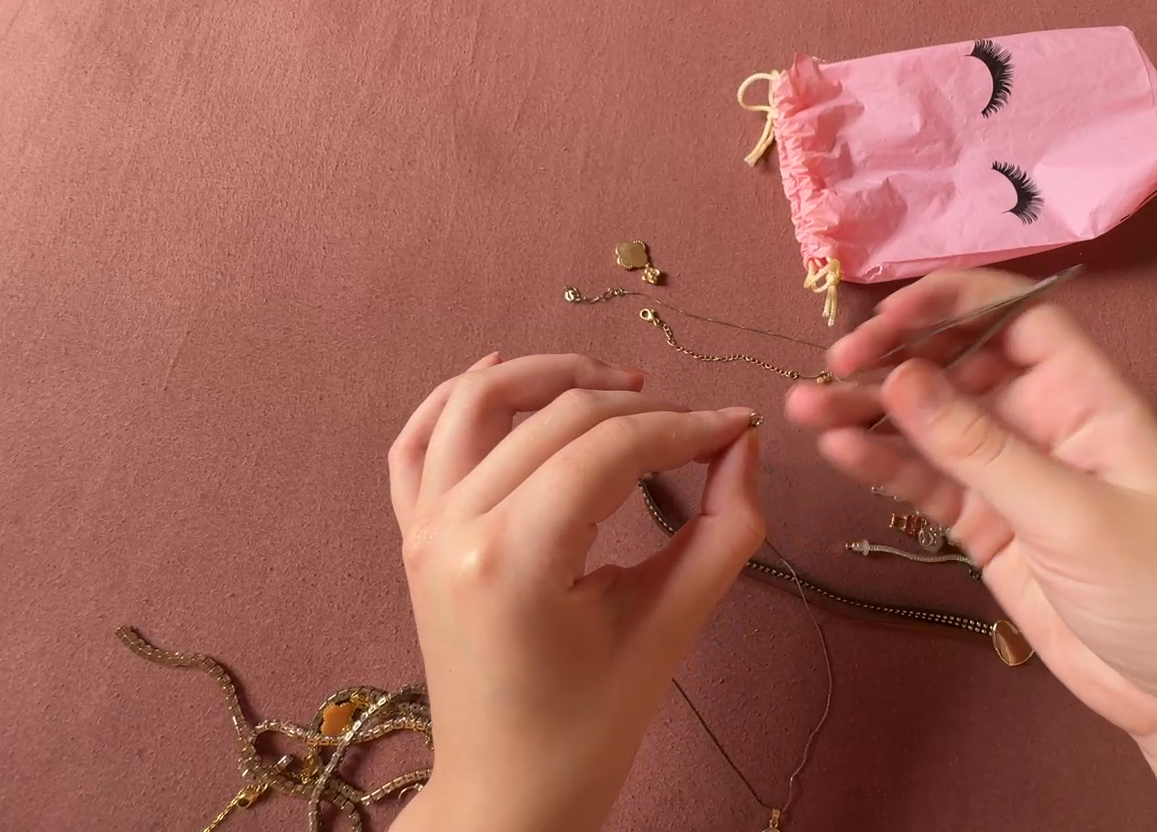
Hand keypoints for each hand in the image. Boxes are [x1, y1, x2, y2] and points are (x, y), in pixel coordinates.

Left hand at [388, 353, 762, 831]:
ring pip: (479, 399)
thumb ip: (727, 526)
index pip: (612, 448)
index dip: (686, 426)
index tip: (736, 426)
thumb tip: (744, 440)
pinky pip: (418, 437)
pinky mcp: (412, 530)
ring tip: (619, 383)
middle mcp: (453, 526)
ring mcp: (421, 524)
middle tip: (696, 428)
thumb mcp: (673, 624)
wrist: (507, 790)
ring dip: (552, 372)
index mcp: (513, 559)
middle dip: (643, 407)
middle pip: (560, 416)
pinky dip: (456, 392)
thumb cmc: (593, 723)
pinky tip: (502, 368)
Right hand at [786, 270, 1156, 830]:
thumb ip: (981, 448)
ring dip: (867, 411)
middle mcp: (1038, 419)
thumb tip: (900, 377)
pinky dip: (880, 463)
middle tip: (837, 363)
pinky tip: (838, 449)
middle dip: (894, 356)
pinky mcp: (979, 518)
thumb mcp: (1074, 514)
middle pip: (955, 364)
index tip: (889, 314)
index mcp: (1084, 395)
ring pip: (926, 423)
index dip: (951, 302)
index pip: (1014, 317)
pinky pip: (922, 478)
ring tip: (806, 407)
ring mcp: (1004, 470)